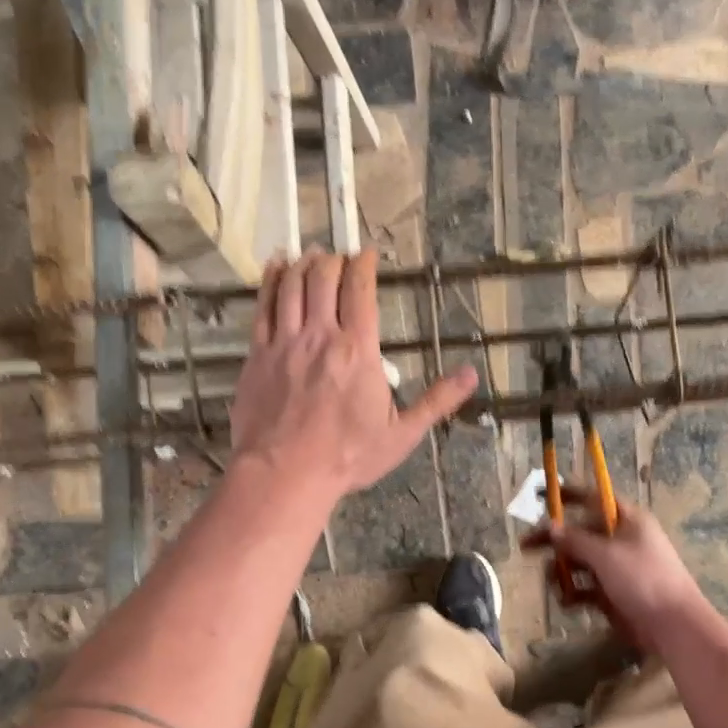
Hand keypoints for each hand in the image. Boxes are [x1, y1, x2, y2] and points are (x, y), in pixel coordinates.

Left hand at [229, 248, 476, 497]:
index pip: (360, 291)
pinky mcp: (257, 354)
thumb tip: (470, 375)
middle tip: (340, 257)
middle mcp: (320, 336)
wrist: (285, 473)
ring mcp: (285, 343)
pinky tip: (275, 268)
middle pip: (323, 279)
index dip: (364, 266)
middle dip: (334, 261)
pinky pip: (263, 306)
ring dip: (303, 264)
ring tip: (311, 254)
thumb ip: (436, 400)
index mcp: (358, 350)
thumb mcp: (402, 434)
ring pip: (292, 285)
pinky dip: (271, 280)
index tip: (367, 254)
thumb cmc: (347, 457)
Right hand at [523, 490, 711, 651]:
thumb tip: (551, 526)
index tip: (542, 495)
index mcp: (628, 520)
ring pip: (580, 562)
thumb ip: (576, 540)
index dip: (569, 495)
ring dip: (563, 570)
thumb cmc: (643, 579)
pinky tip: (567, 602)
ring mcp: (618, 569)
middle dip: (556, 541)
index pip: (594, 499)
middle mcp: (622, 540)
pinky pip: (586, 588)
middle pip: (581, 533)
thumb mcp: (606, 555)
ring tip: (554, 583)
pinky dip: (574, 593)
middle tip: (526, 546)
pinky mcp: (614, 594)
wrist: (673, 625)